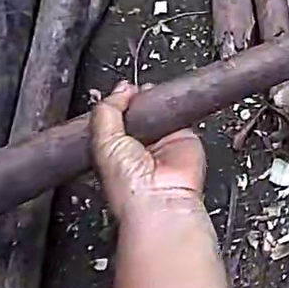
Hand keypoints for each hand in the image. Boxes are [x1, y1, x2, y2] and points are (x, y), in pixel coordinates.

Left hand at [90, 82, 207, 223]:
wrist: (160, 197)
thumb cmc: (128, 187)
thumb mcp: (103, 141)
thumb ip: (107, 111)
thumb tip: (120, 90)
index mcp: (114, 149)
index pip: (115, 117)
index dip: (118, 101)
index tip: (121, 91)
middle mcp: (139, 145)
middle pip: (139, 110)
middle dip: (137, 99)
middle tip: (134, 93)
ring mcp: (163, 140)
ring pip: (160, 110)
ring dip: (156, 101)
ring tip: (151, 100)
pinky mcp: (185, 137)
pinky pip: (182, 114)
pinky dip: (176, 106)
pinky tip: (168, 104)